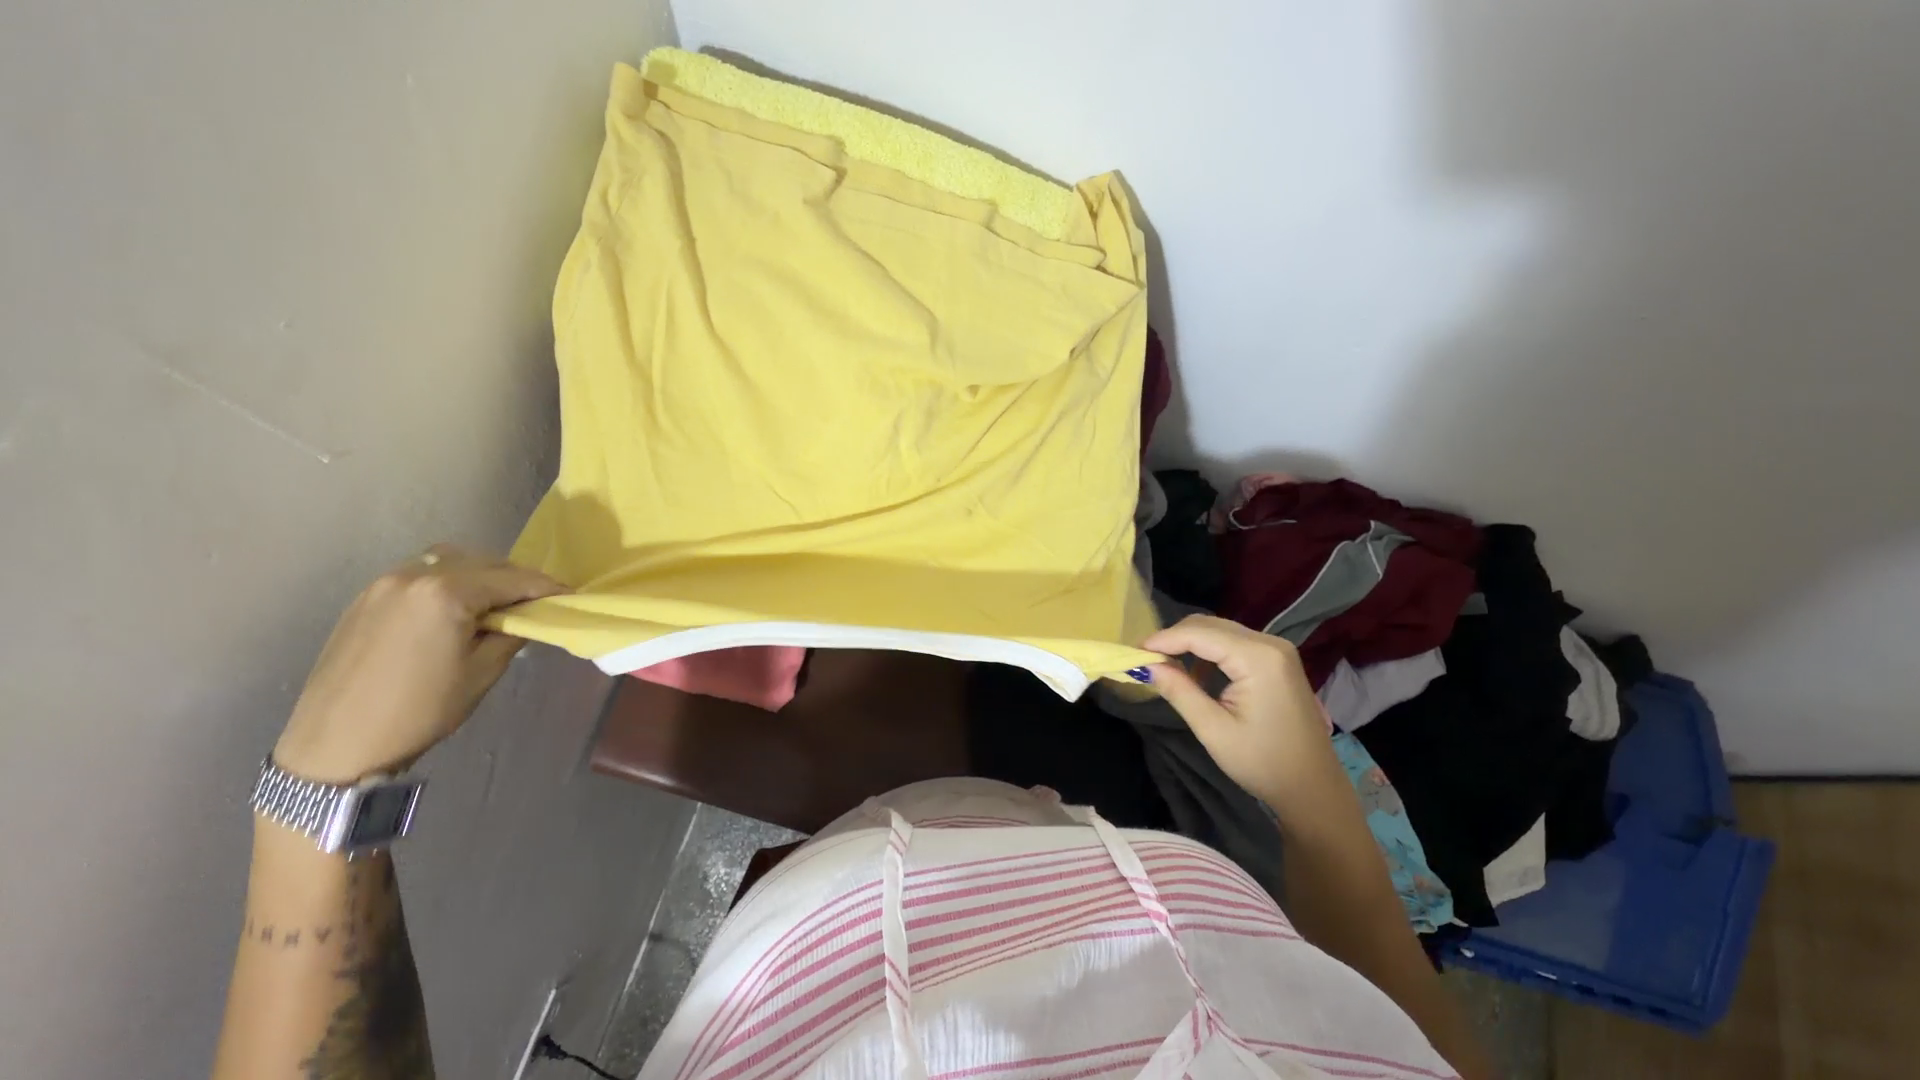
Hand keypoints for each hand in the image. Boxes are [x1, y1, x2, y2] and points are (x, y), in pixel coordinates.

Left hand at [272, 545, 568, 782]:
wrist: (336, 742)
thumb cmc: (418, 712)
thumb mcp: (480, 674)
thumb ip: (510, 634)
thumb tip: (528, 617)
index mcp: (446, 593)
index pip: (512, 579)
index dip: (546, 587)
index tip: (570, 596)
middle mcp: (415, 575)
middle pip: (482, 562)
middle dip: (514, 578)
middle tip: (537, 602)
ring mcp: (385, 582)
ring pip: (449, 561)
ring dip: (480, 575)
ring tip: (495, 603)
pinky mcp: (367, 597)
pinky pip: (421, 574)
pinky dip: (448, 581)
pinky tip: (455, 609)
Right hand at [1142, 615, 1336, 808]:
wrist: (1312, 787)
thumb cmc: (1263, 763)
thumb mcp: (1214, 730)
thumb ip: (1180, 691)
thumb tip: (1147, 666)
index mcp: (1258, 658)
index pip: (1200, 634)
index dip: (1163, 639)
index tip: (1133, 652)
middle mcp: (1271, 644)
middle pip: (1211, 626)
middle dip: (1175, 638)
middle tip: (1145, 660)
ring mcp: (1278, 651)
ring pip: (1222, 632)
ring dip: (1191, 644)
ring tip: (1165, 666)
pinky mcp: (1279, 662)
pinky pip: (1236, 644)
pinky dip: (1210, 652)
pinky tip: (1196, 674)